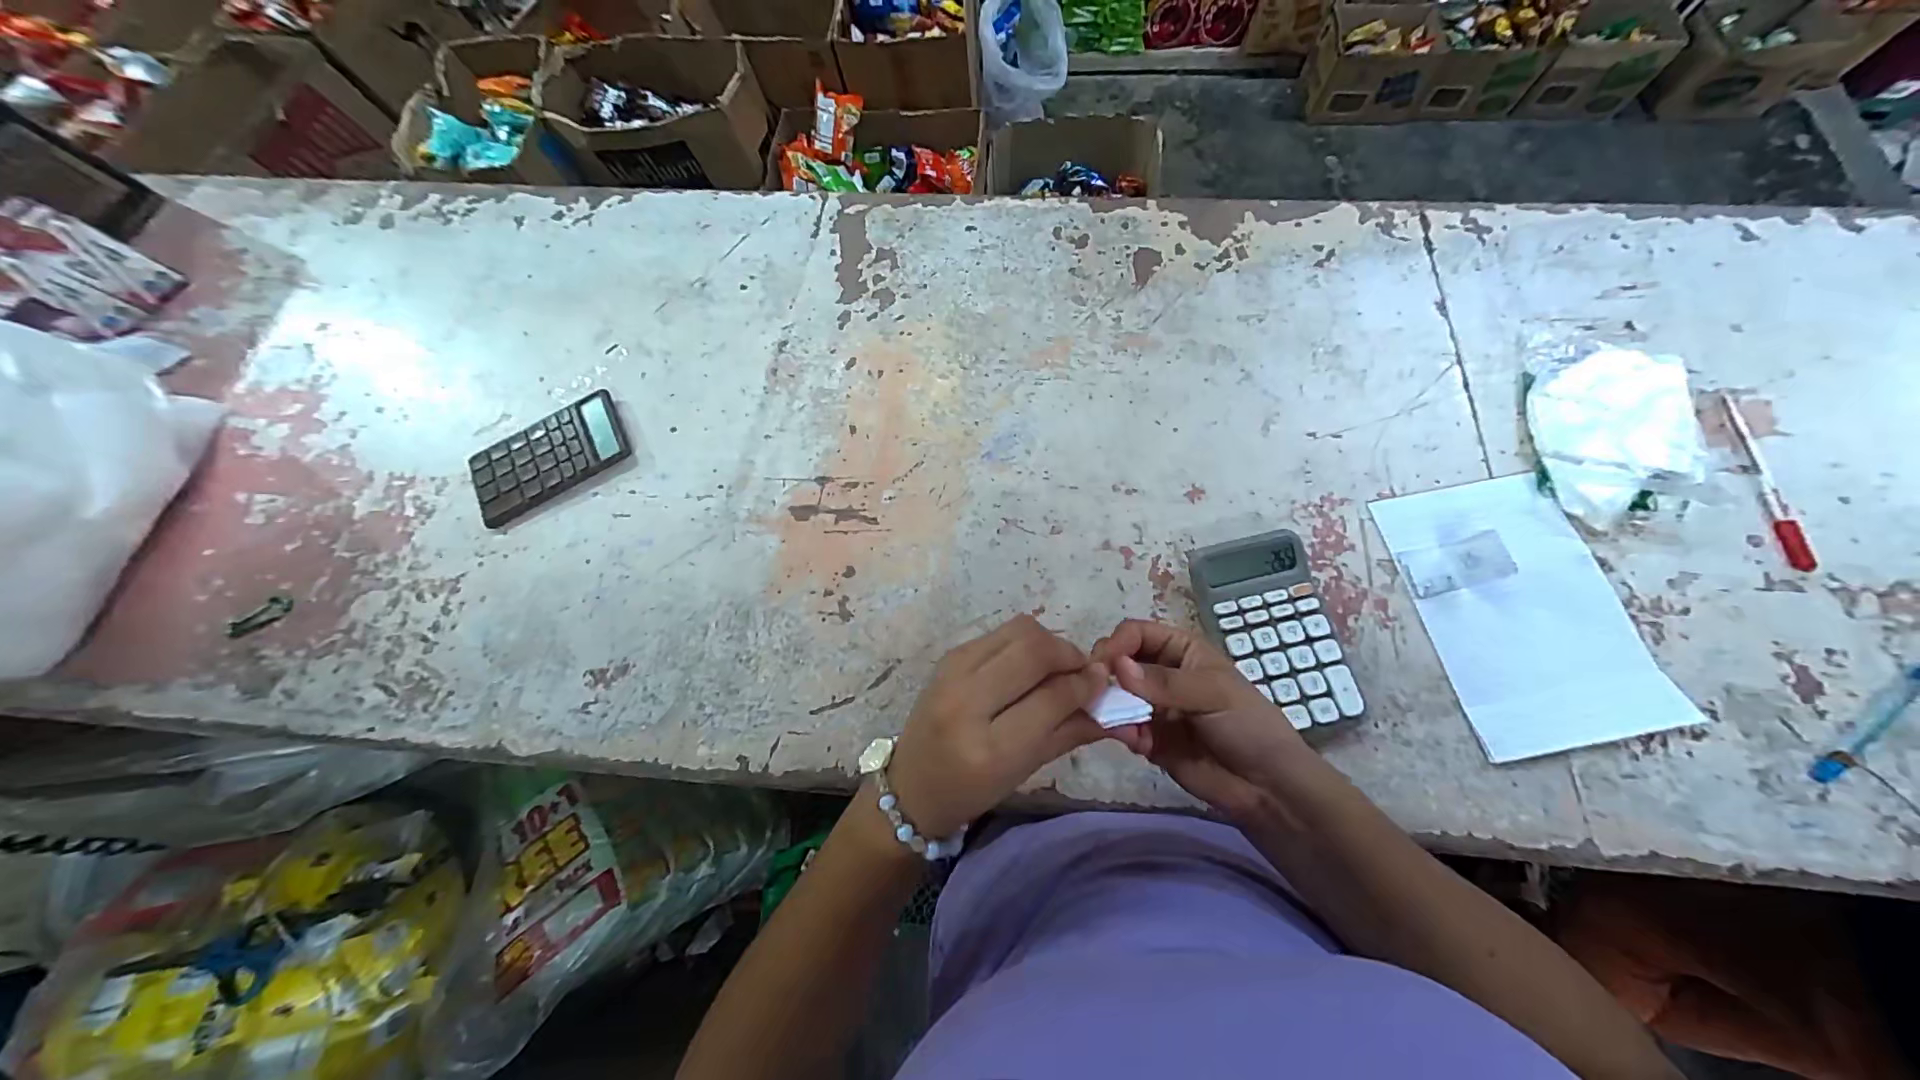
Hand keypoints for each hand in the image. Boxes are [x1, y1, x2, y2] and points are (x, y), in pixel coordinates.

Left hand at [887, 616, 1111, 837]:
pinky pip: (998, 634)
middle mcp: (966, 701)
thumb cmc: (972, 790)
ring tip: (1055, 667)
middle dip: (1069, 654)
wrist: (911, 784)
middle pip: (1034, 649)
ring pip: (1018, 631)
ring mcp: (952, 672)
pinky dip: (1023, 644)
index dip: (1085, 684)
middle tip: (1081, 671)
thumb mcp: (1025, 770)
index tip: (1102, 682)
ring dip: (1047, 643)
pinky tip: (1028, 667)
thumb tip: (1110, 699)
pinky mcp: (948, 656)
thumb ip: (1071, 732)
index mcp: (989, 747)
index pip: (1051, 696)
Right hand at [1091, 619, 1311, 820]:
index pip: (1137, 633)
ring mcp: (1153, 708)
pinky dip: (1119, 731)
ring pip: (1115, 696)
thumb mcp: (1213, 693)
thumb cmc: (1249, 725)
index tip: (1103, 663)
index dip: (1118, 643)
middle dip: (1105, 672)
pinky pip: (1122, 728)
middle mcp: (1162, 674)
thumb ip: (1165, 682)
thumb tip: (1117, 667)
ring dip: (1107, 704)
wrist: (1267, 788)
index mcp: (1181, 650)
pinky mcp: (1147, 739)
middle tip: (1095, 689)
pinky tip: (1132, 740)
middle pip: (1119, 661)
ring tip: (1108, 718)